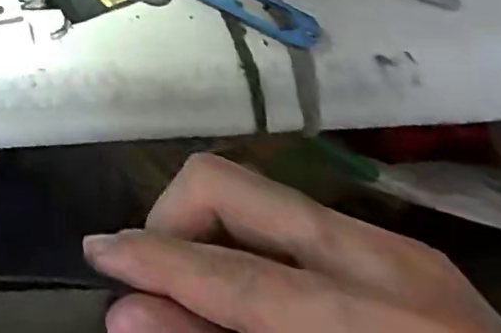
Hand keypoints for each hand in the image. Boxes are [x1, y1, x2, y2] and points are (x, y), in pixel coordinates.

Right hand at [83, 152, 500, 332]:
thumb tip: (125, 313)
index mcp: (374, 316)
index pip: (229, 271)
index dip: (150, 259)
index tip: (95, 255)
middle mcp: (384, 259)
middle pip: (226, 184)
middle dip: (168, 223)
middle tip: (145, 273)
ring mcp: (398, 249)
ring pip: (253, 191)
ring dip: (203, 231)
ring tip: (189, 288)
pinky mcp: (404, 254)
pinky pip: (289, 220)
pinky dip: (246, 247)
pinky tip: (243, 291)